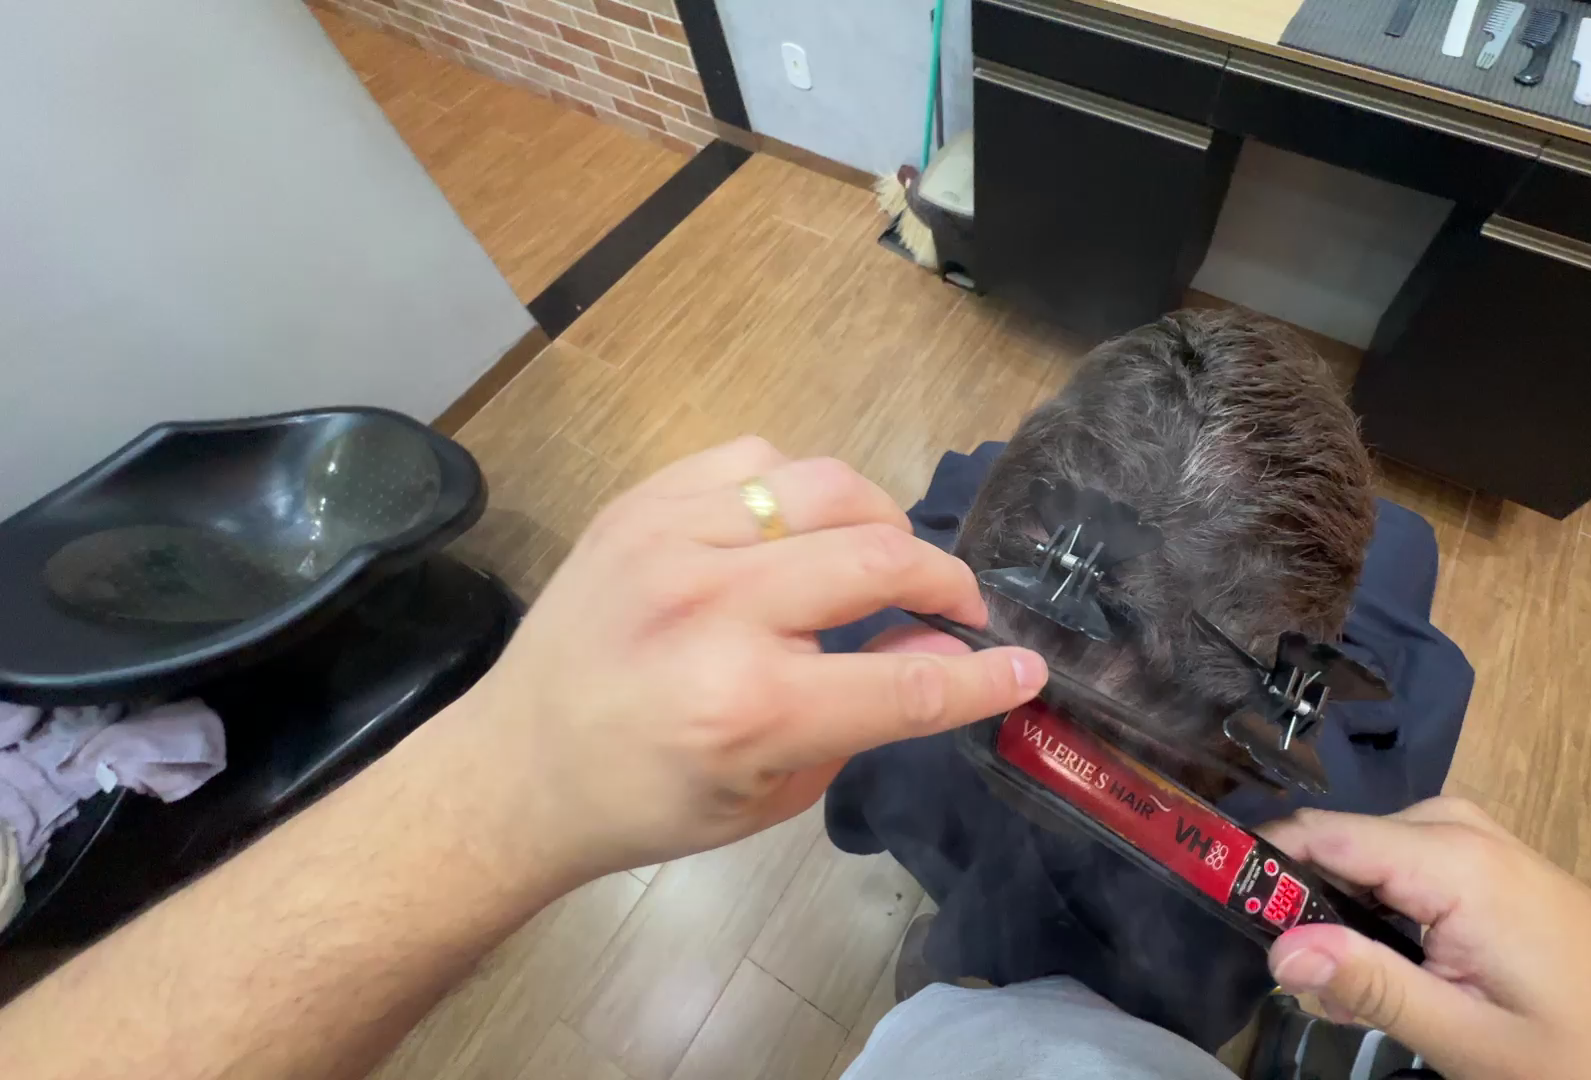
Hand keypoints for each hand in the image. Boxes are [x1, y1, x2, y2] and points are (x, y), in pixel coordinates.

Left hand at [436, 437, 1046, 884]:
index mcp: (749, 707)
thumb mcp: (776, 788)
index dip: (983, 676)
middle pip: (880, 559)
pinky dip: (800, 493)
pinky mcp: (642, 503)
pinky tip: (792, 532)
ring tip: (880, 557)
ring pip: (829, 486)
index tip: (1024, 667)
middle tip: (956, 605)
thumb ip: (870, 713)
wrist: (514, 768)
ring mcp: (672, 540)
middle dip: (945, 581)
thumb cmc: (652, 800)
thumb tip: (941, 646)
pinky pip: (758, 460)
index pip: (908, 683)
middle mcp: (715, 609)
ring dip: (881, 522)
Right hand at [1259, 798, 1590, 1079]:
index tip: (1223, 903)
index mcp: (1450, 857)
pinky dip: (1381, 905)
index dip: (1262, 862)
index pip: (1319, 833)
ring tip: (1352, 981)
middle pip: (1340, 842)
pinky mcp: (1488, 854)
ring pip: (1366, 852)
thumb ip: (1367, 986)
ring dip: (1344, 909)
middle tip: (1305, 979)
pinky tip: (1399, 959)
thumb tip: (1274, 951)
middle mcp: (1456, 822)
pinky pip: (1403, 860)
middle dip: (1307, 901)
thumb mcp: (1475, 1043)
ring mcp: (1476, 833)